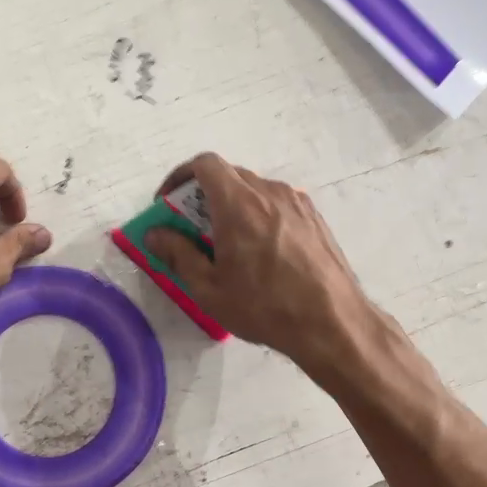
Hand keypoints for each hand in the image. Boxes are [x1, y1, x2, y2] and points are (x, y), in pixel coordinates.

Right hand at [142, 152, 396, 392]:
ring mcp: (296, 202)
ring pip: (254, 190)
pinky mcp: (314, 217)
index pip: (205, 165)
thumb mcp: (209, 288)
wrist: (331, 322)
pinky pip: (276, 204)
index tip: (167, 204)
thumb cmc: (263, 307)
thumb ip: (178, 254)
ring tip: (226, 244)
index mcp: (238, 204)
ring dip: (232, 206)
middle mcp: (269, 193)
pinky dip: (257, 215)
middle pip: (228, 176)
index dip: (180, 177)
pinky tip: (258, 251)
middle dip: (202, 196)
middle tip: (191, 230)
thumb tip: (155, 233)